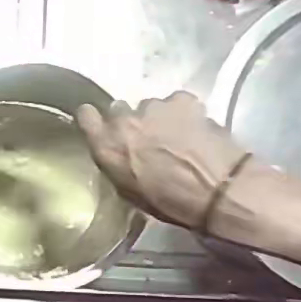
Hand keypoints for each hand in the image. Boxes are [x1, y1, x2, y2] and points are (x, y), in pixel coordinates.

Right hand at [75, 91, 250, 231]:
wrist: (214, 190)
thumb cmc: (169, 202)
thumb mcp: (130, 191)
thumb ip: (117, 163)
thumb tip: (119, 153)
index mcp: (107, 145)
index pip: (86, 116)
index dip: (96, 120)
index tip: (104, 128)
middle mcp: (124, 119)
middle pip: (120, 110)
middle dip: (131, 123)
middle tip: (148, 142)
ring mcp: (155, 106)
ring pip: (150, 106)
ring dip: (159, 119)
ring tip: (177, 138)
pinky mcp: (183, 99)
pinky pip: (176, 103)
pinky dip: (183, 113)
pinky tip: (194, 129)